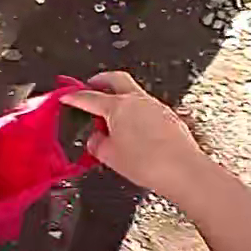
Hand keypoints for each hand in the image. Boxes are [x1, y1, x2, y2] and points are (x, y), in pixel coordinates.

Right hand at [62, 71, 214, 202]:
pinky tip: (133, 128)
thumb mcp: (108, 156)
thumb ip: (96, 143)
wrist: (183, 171)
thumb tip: (96, 139)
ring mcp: (156, 107)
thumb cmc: (148, 163)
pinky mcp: (169, 117)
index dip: (73, 96)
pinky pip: (147, 108)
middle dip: (100, 80)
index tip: (66, 95)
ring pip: (133, 93)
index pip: (88, 97)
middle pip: (115, 79)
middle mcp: (137, 101)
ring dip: (119, 97)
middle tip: (90, 85)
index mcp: (117, 107)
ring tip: (111, 115)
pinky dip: (135, 111)